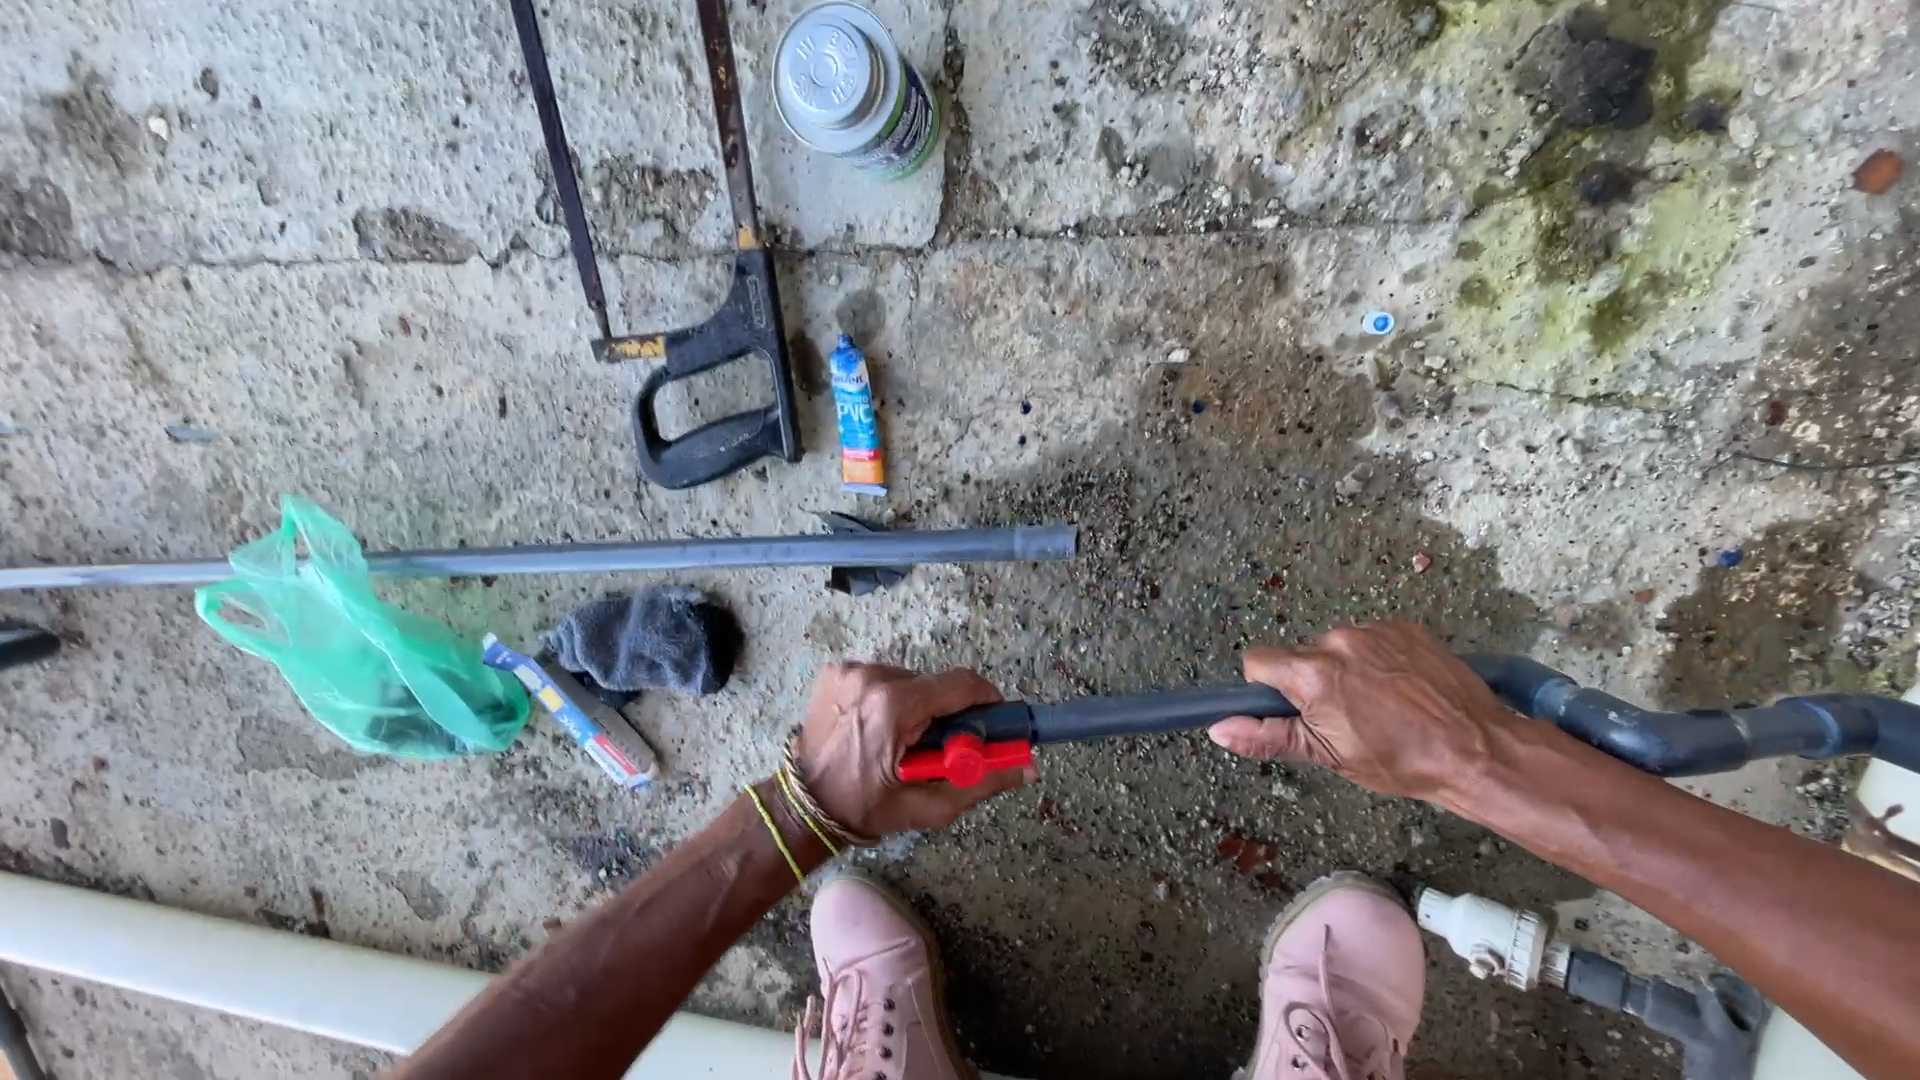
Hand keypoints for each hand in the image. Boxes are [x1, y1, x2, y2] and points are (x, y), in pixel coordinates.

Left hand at [793, 662, 1037, 836]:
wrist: (801, 806)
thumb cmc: (864, 809)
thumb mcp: (927, 805)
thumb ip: (981, 782)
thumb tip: (1028, 766)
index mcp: (894, 707)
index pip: (960, 685)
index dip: (985, 700)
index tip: (992, 720)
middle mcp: (871, 678)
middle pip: (933, 685)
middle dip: (944, 713)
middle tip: (938, 746)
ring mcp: (850, 671)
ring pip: (907, 680)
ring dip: (914, 705)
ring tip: (899, 741)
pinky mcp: (836, 671)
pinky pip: (881, 678)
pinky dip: (887, 698)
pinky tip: (874, 728)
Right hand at [1207, 623, 1523, 799]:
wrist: (1478, 749)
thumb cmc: (1400, 761)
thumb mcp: (1326, 755)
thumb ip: (1266, 736)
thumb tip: (1218, 728)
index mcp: (1312, 673)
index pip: (1258, 661)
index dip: (1268, 687)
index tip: (1294, 708)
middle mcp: (1337, 641)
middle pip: (1300, 654)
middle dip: (1312, 680)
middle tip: (1344, 715)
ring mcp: (1373, 630)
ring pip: (1336, 647)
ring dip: (1345, 669)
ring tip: (1379, 703)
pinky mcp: (1404, 627)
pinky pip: (1370, 638)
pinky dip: (1376, 658)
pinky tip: (1400, 687)